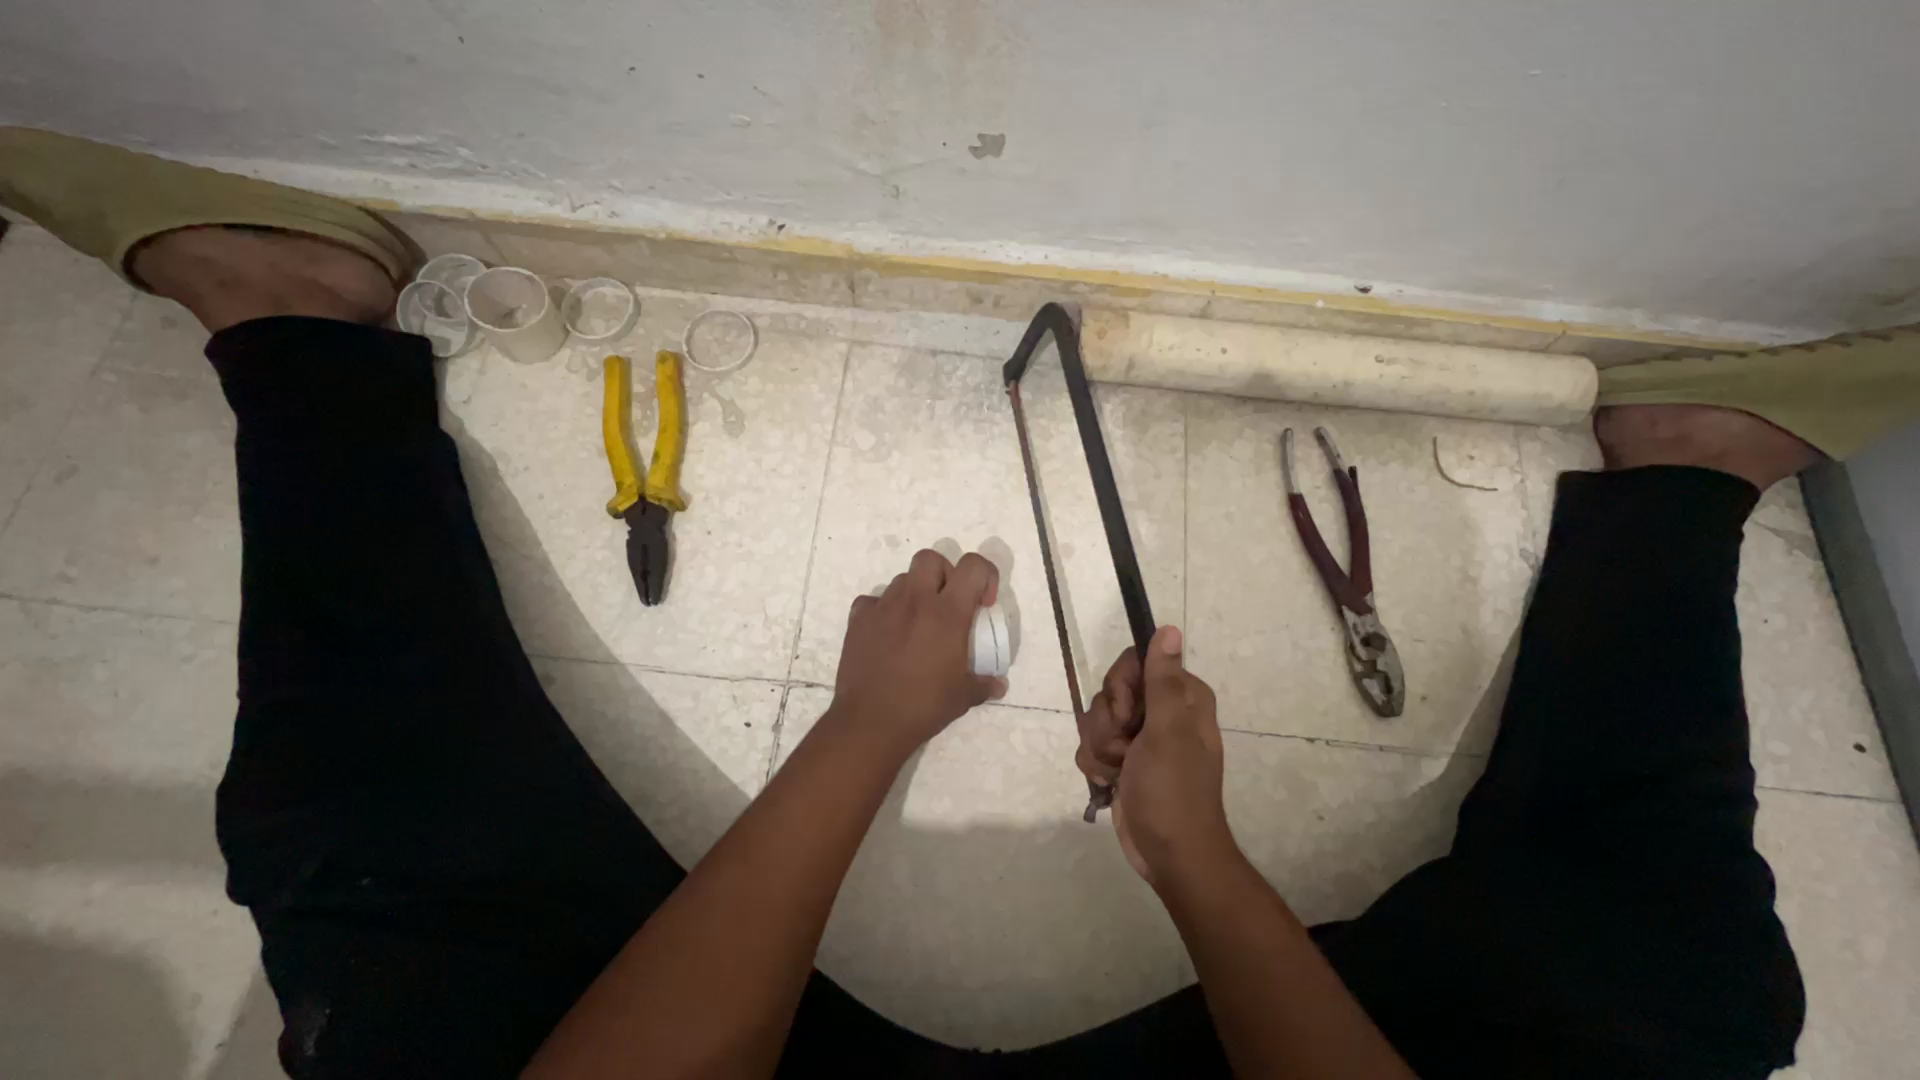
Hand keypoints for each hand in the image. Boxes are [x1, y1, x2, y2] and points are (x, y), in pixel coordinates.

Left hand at [828, 549, 1005, 758]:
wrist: (871, 721)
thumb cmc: (924, 706)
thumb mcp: (964, 697)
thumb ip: (984, 684)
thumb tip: (999, 685)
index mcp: (947, 613)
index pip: (973, 566)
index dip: (985, 576)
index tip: (983, 605)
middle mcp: (915, 600)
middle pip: (931, 559)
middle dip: (944, 574)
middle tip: (948, 604)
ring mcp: (883, 607)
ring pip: (902, 579)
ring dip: (915, 594)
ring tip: (917, 624)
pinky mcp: (858, 619)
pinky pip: (873, 601)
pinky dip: (884, 611)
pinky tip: (888, 635)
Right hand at [1076, 626, 1234, 886]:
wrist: (1169, 853)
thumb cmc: (1173, 791)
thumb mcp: (1169, 731)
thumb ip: (1163, 679)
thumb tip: (1169, 628)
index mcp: (1182, 697)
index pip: (1134, 662)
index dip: (1122, 687)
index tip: (1129, 715)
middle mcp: (1162, 712)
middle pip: (1110, 691)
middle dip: (1108, 722)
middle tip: (1127, 748)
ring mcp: (1140, 738)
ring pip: (1096, 720)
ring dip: (1101, 747)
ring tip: (1120, 771)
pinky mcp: (1122, 761)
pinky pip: (1091, 745)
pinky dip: (1097, 765)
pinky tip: (1111, 782)